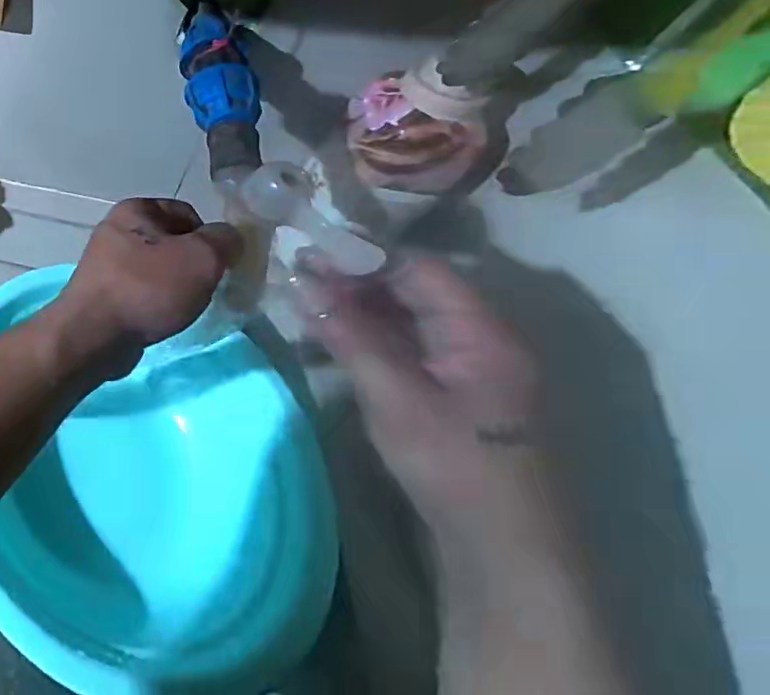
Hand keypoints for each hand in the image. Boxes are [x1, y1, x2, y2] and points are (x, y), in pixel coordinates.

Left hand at [48, 199, 239, 378]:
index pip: (187, 213)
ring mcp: (107, 261)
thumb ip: (223, 241)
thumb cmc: (147, 287)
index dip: (209, 237)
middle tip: (207, 287)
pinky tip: (166, 315)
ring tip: (186, 304)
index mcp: (134, 210)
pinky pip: (144, 288)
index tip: (219, 264)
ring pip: (160, 267)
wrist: (95, 332)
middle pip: (174, 242)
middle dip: (195, 263)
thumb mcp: (201, 258)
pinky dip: (159, 300)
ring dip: (179, 284)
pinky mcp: (105, 289)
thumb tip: (228, 238)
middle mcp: (116, 229)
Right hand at [298, 257, 546, 541]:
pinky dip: (362, 331)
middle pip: (410, 287)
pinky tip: (325, 333)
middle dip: (352, 276)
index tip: (306, 250)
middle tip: (294, 273)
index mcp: (482, 332)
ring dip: (353, 303)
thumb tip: (300, 279)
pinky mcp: (446, 386)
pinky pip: (401, 341)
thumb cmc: (452, 462)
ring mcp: (463, 363)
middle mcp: (478, 338)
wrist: (499, 544)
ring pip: (402, 314)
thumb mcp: (392, 393)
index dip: (363, 254)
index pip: (419, 268)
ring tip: (301, 298)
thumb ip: (347, 332)